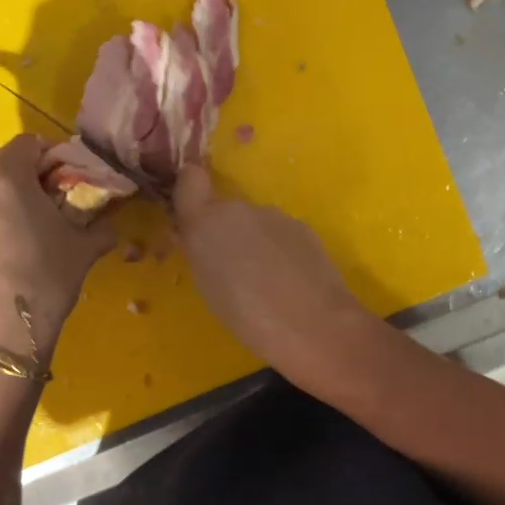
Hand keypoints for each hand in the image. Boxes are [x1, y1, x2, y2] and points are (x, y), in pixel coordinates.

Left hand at [0, 135, 115, 357]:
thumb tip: (107, 218)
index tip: (54, 179)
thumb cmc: (46, 284)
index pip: (26, 144)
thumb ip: (98, 222)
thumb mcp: (84, 248)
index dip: (44, 158)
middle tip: (30, 210)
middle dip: (12, 181)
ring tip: (0, 239)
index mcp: (4, 175)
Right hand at [172, 164, 374, 377]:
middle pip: (223, 209)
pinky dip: (278, 251)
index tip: (191, 219)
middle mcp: (240, 209)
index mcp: (206, 222)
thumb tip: (195, 236)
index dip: (189, 192)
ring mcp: (276, 216)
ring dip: (252, 243)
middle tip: (228, 270)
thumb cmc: (248, 317)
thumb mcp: (208, 288)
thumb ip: (199, 253)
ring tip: (262, 283)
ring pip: (253, 223)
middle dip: (223, 232)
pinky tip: (288, 282)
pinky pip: (279, 234)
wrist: (315, 325)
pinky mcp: (304, 228)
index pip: (190, 179)